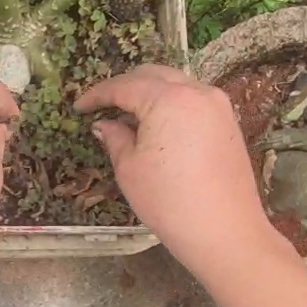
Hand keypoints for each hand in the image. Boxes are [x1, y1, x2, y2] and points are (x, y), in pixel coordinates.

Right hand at [74, 65, 280, 272]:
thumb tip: (105, 124)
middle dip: (124, 87)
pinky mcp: (228, 122)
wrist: (224, 231)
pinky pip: (192, 100)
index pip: (125, 86)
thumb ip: (115, 138)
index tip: (78, 107)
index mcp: (168, 99)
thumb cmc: (168, 201)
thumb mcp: (129, 168)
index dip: (97, 95)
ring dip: (148, 94)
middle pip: (153, 75)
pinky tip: (155, 127)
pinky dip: (169, 104)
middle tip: (101, 106)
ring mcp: (217, 105)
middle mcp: (197, 92)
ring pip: (175, 85)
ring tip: (127, 117)